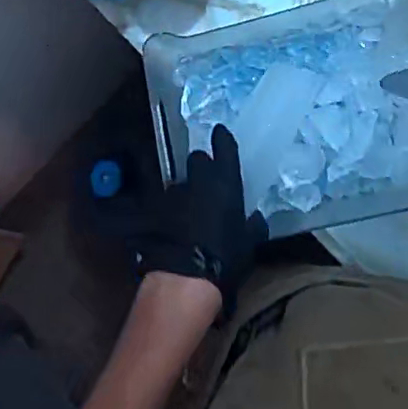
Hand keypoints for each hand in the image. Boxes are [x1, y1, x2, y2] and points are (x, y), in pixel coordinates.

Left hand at [132, 124, 268, 313]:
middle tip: (205, 184)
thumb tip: (256, 218)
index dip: (222, 138)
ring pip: (179, 183)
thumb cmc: (226, 260)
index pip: (224, 147)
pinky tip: (168, 226)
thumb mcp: (248, 246)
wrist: (184, 276)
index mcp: (225, 182)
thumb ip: (253, 227)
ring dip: (183, 193)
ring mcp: (172, 191)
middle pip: (197, 160)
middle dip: (201, 168)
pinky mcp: (152, 206)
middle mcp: (198, 179)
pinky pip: (161, 203)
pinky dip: (166, 211)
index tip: (220, 132)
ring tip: (187, 213)